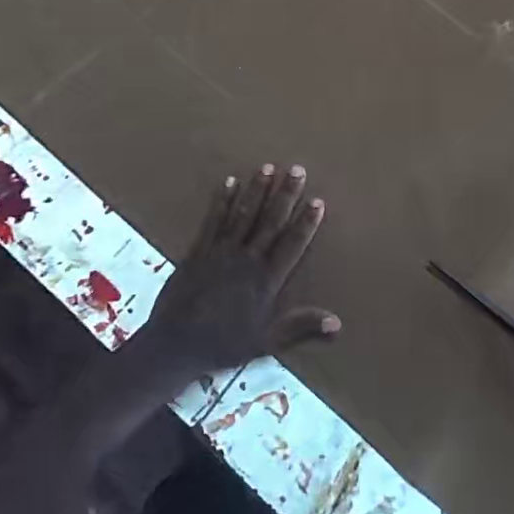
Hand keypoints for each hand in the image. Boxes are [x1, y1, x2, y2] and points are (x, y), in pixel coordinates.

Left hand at [131, 164, 339, 378]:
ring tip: (267, 168)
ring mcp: (221, 251)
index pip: (292, 244)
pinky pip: (213, 220)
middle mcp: (247, 259)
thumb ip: (301, 326)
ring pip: (244, 214)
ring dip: (256, 191)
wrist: (174, 345)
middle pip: (270, 221)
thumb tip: (338, 323)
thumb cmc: (224, 344)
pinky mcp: (199, 250)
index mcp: (266, 280)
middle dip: (285, 195)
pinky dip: (222, 201)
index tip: (318, 201)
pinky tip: (230, 182)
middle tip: (296, 170)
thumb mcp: (267, 341)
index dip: (306, 222)